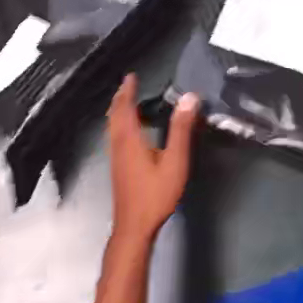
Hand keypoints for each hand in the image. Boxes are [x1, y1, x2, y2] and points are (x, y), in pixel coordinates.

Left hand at [107, 75, 198, 245]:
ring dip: (118, 111)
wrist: (134, 226)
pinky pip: (116, 136)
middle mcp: (118, 145)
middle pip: (115, 116)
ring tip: (127, 101)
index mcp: (130, 140)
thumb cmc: (156, 194)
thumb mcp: (175, 161)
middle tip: (128, 84)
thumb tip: (189, 98)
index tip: (132, 76)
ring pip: (113, 127)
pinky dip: (120, 124)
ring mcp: (116, 158)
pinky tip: (131, 130)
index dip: (127, 91)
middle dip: (120, 98)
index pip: (125, 108)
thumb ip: (181, 129)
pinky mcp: (118, 167)